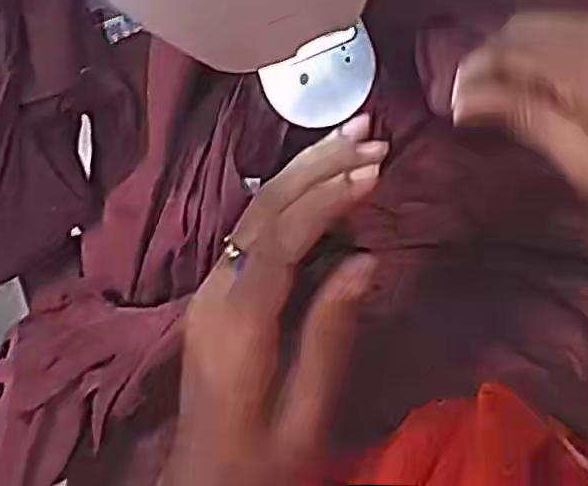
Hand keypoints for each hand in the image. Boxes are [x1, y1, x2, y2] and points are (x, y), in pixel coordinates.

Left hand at [168, 116, 386, 485]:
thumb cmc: (260, 466)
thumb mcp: (306, 419)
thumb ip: (331, 333)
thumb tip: (366, 259)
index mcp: (236, 323)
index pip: (282, 237)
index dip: (328, 196)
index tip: (374, 170)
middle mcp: (216, 288)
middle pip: (265, 206)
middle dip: (320, 163)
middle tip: (369, 135)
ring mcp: (212, 282)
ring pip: (259, 204)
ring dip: (307, 165)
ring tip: (352, 134)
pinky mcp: (219, 283)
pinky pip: (258, 221)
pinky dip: (296, 189)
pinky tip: (324, 171)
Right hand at [450, 11, 587, 291]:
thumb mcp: (582, 163)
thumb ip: (521, 115)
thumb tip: (463, 100)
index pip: (508, 49)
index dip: (472, 71)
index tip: (453, 100)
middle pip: (523, 25)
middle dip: (492, 56)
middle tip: (476, 97)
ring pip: (548, 21)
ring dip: (521, 49)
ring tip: (509, 91)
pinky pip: (578, 25)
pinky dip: (553, 46)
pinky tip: (550, 79)